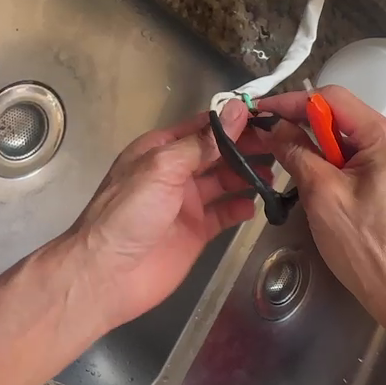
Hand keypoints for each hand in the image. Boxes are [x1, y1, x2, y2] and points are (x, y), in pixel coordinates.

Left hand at [49, 102, 259, 331]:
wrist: (106, 275)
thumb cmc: (129, 212)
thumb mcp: (163, 167)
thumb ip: (203, 142)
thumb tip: (236, 109)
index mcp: (161, 149)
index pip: (203, 128)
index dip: (233, 122)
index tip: (266, 118)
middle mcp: (174, 172)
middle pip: (216, 153)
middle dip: (245, 148)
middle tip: (279, 146)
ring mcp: (185, 203)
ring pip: (223, 182)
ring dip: (247, 176)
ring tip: (275, 173)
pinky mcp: (195, 232)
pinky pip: (223, 214)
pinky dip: (240, 208)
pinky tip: (258, 204)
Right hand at [255, 86, 385, 337]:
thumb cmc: (370, 253)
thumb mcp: (323, 197)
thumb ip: (297, 153)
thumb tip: (275, 128)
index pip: (333, 98)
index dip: (293, 102)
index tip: (262, 111)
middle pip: (347, 116)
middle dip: (308, 126)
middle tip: (274, 140)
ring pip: (356, 138)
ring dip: (325, 147)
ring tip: (298, 166)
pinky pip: (370, 157)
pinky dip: (343, 163)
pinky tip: (326, 183)